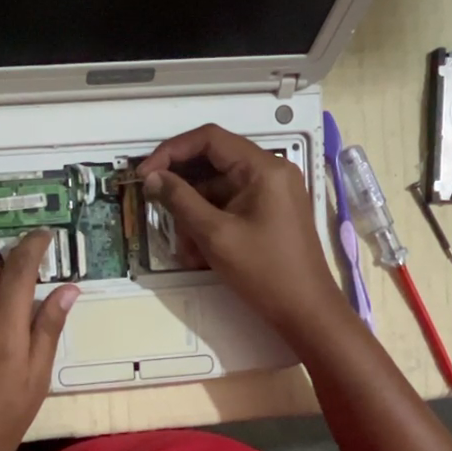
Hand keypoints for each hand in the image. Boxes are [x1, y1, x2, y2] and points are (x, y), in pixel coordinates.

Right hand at [137, 124, 352, 337]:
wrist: (306, 311)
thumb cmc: (264, 272)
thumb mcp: (216, 236)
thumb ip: (181, 201)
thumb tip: (153, 178)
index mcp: (263, 167)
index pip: (209, 139)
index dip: (172, 151)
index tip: (145, 174)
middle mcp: (270, 172)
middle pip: (213, 165)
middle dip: (183, 192)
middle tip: (160, 215)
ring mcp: (271, 194)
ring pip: (218, 191)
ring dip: (194, 216)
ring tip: (185, 250)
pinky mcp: (269, 215)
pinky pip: (231, 209)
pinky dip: (211, 227)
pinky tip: (199, 256)